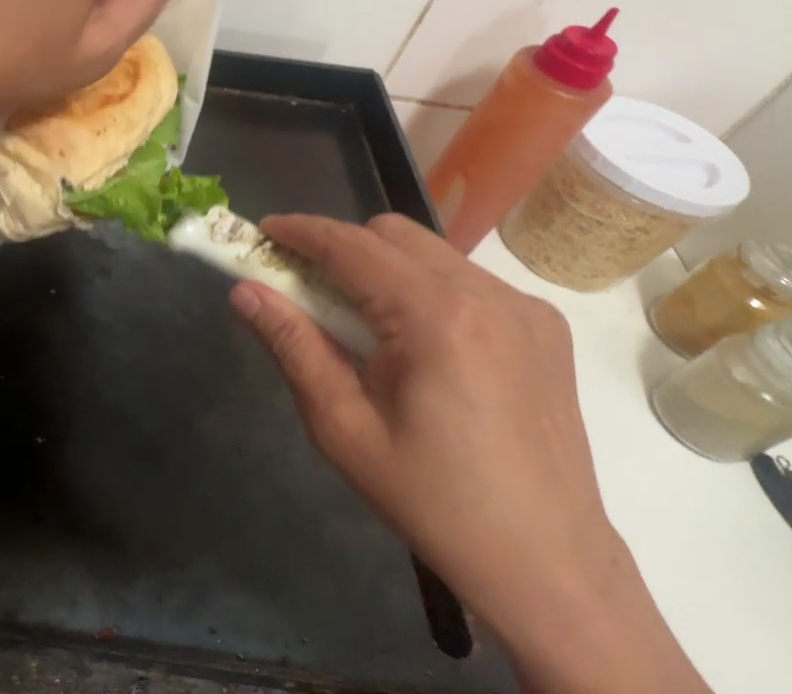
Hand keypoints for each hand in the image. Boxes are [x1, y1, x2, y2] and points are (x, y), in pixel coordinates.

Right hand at [230, 214, 708, 692]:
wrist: (547, 560)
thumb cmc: (431, 499)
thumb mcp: (343, 427)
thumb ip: (292, 345)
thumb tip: (244, 290)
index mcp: (435, 317)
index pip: (352, 245)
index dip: (300, 231)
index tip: (262, 233)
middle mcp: (488, 294)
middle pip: (394, 234)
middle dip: (341, 247)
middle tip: (305, 287)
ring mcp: (525, 308)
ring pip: (433, 254)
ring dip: (384, 267)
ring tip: (362, 325)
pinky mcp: (545, 328)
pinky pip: (469, 281)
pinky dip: (427, 289)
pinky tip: (419, 345)